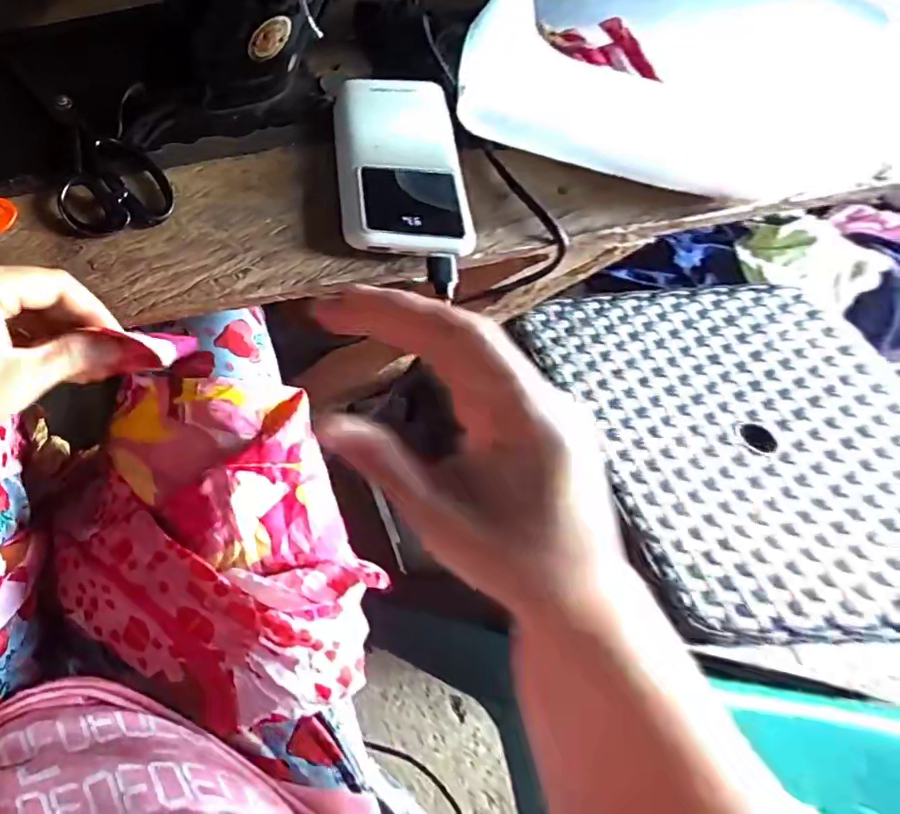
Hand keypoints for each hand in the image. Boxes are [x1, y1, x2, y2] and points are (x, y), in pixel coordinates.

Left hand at [0, 265, 131, 480]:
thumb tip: (119, 348)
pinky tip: (45, 362)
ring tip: (83, 366)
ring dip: (50, 333)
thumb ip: (72, 357)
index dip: (96, 313)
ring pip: (17, 306)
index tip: (123, 343)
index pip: (57, 285)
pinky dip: (22, 338)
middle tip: (106, 359)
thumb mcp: (18, 381)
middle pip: (37, 292)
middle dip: (74, 325)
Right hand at [310, 286, 629, 621]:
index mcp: (525, 419)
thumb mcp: (438, 520)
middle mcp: (542, 398)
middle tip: (329, 306)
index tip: (333, 309)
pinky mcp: (531, 407)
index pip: (457, 340)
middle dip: (392, 308)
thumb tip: (321, 421)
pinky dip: (426, 338)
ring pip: (471, 337)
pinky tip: (395, 338)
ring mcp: (541, 400)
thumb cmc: (512, 562)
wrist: (582, 596)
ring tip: (351, 314)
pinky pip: (476, 356)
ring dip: (408, 319)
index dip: (390, 314)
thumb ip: (383, 464)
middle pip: (464, 328)